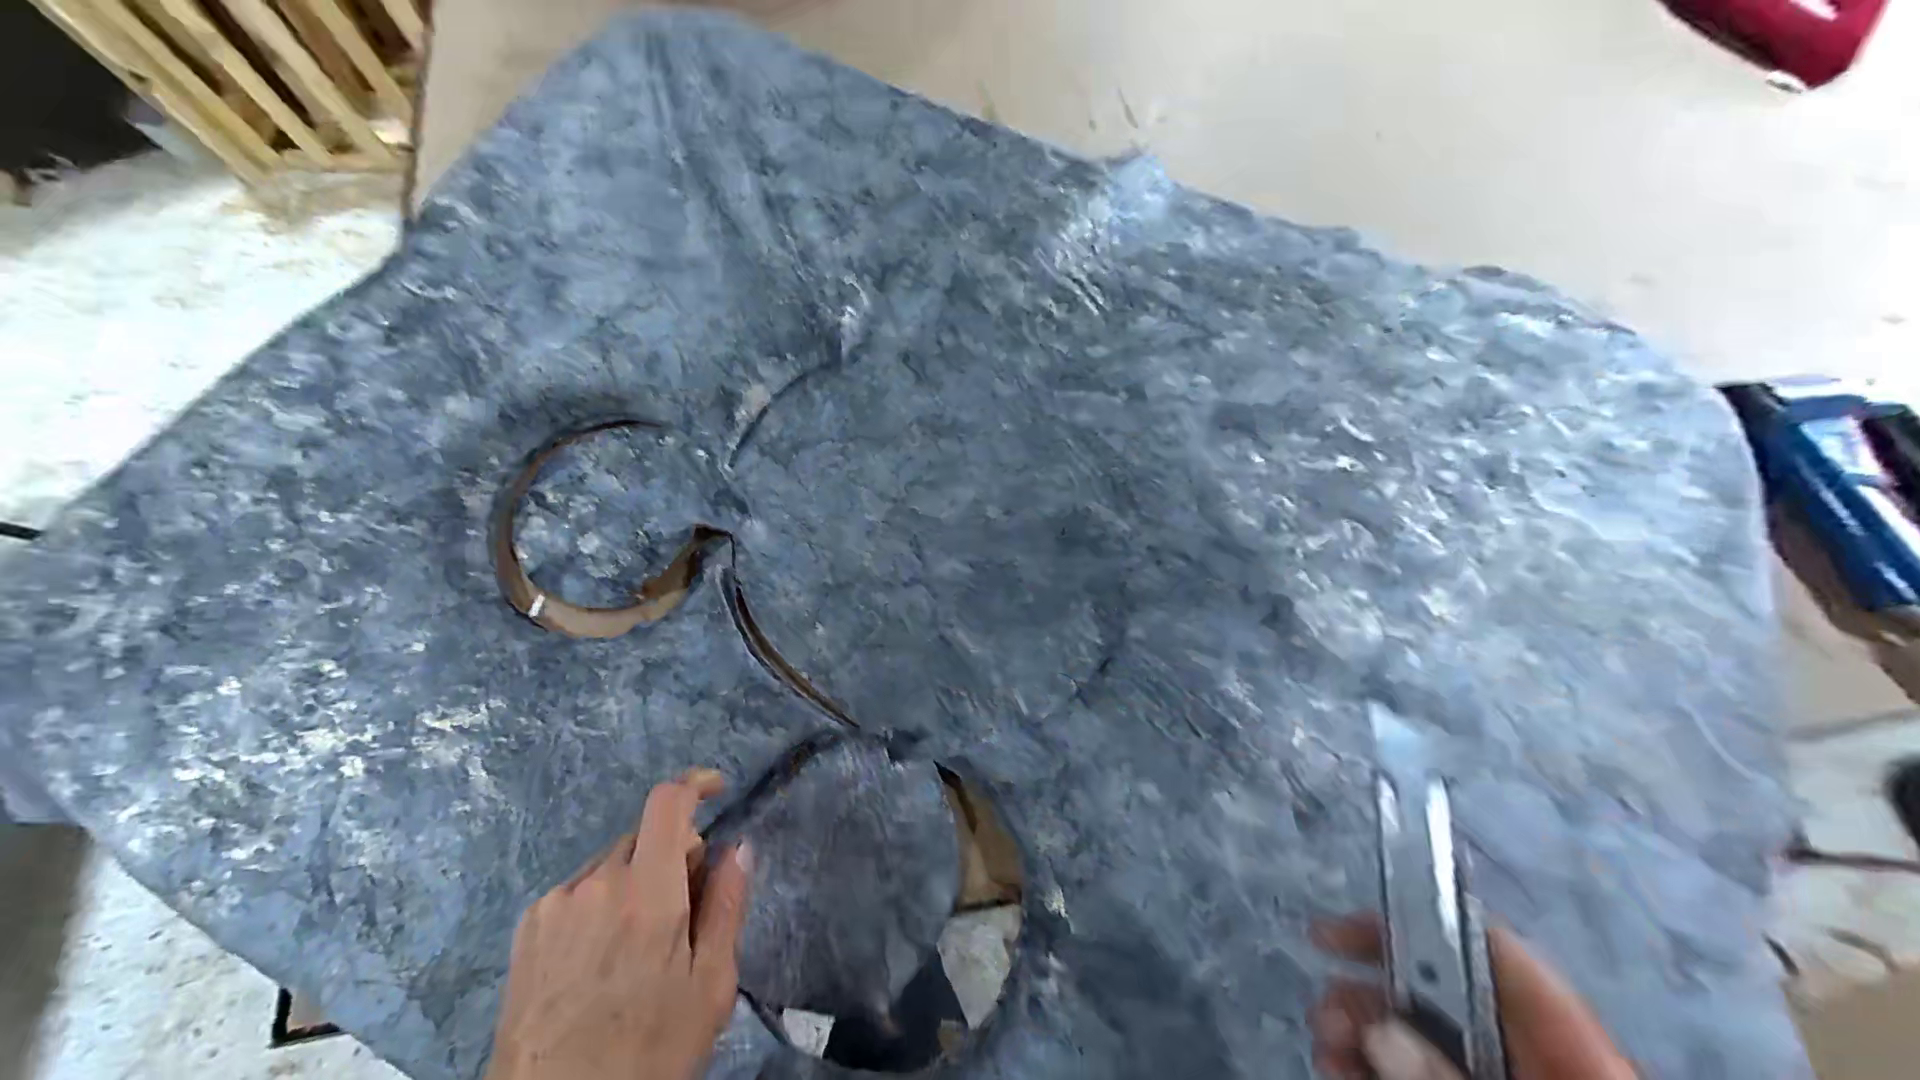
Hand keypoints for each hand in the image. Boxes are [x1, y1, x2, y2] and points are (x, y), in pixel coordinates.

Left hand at [486, 768, 753, 1079]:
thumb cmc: (648, 1051)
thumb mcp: (710, 984)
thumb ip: (727, 904)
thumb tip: (738, 846)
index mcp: (646, 892)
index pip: (668, 802)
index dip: (696, 783)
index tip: (716, 790)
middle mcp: (595, 884)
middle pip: (645, 836)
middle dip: (674, 854)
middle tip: (687, 909)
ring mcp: (554, 904)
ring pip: (613, 863)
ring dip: (637, 879)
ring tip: (642, 944)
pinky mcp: (527, 927)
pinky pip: (580, 889)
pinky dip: (603, 900)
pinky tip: (603, 956)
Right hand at [1310, 913, 1635, 1079]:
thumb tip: (1377, 1028)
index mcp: (1573, 1051)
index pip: (1495, 955)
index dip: (1414, 926)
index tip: (1338, 938)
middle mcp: (1538, 1058)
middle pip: (1443, 993)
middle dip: (1372, 996)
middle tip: (1324, 1016)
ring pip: (1422, 1037)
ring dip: (1364, 1036)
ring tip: (1326, 1056)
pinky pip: (1420, 1073)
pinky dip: (1377, 1070)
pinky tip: (1342, 1074)